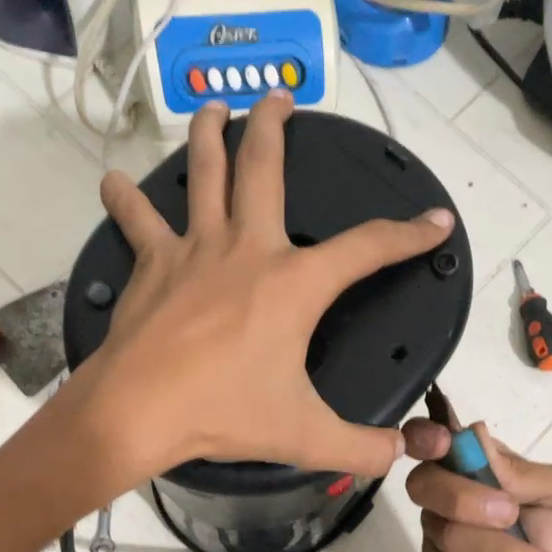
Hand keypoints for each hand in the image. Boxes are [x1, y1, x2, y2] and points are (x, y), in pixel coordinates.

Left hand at [63, 91, 455, 482]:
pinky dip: (126, 199)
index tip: (435, 220)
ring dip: (209, 135)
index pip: (367, 248)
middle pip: (264, 168)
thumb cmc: (226, 415)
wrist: (140, 410)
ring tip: (213, 110)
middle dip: (276, 127)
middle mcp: (247, 249)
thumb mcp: (306, 437)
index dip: (408, 234)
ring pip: (204, 174)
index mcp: (294, 284)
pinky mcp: (152, 263)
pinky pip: (139, 220)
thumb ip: (362, 447)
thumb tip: (401, 453)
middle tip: (282, 99)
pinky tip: (115, 183)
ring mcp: (195, 250)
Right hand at [401, 419, 551, 551]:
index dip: (425, 436)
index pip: (429, 437)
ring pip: (448, 535)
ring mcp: (438, 532)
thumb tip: (476, 437)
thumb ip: (522, 470)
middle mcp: (445, 492)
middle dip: (465, 500)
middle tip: (510, 516)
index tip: (445, 444)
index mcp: (473, 462)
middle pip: (424, 484)